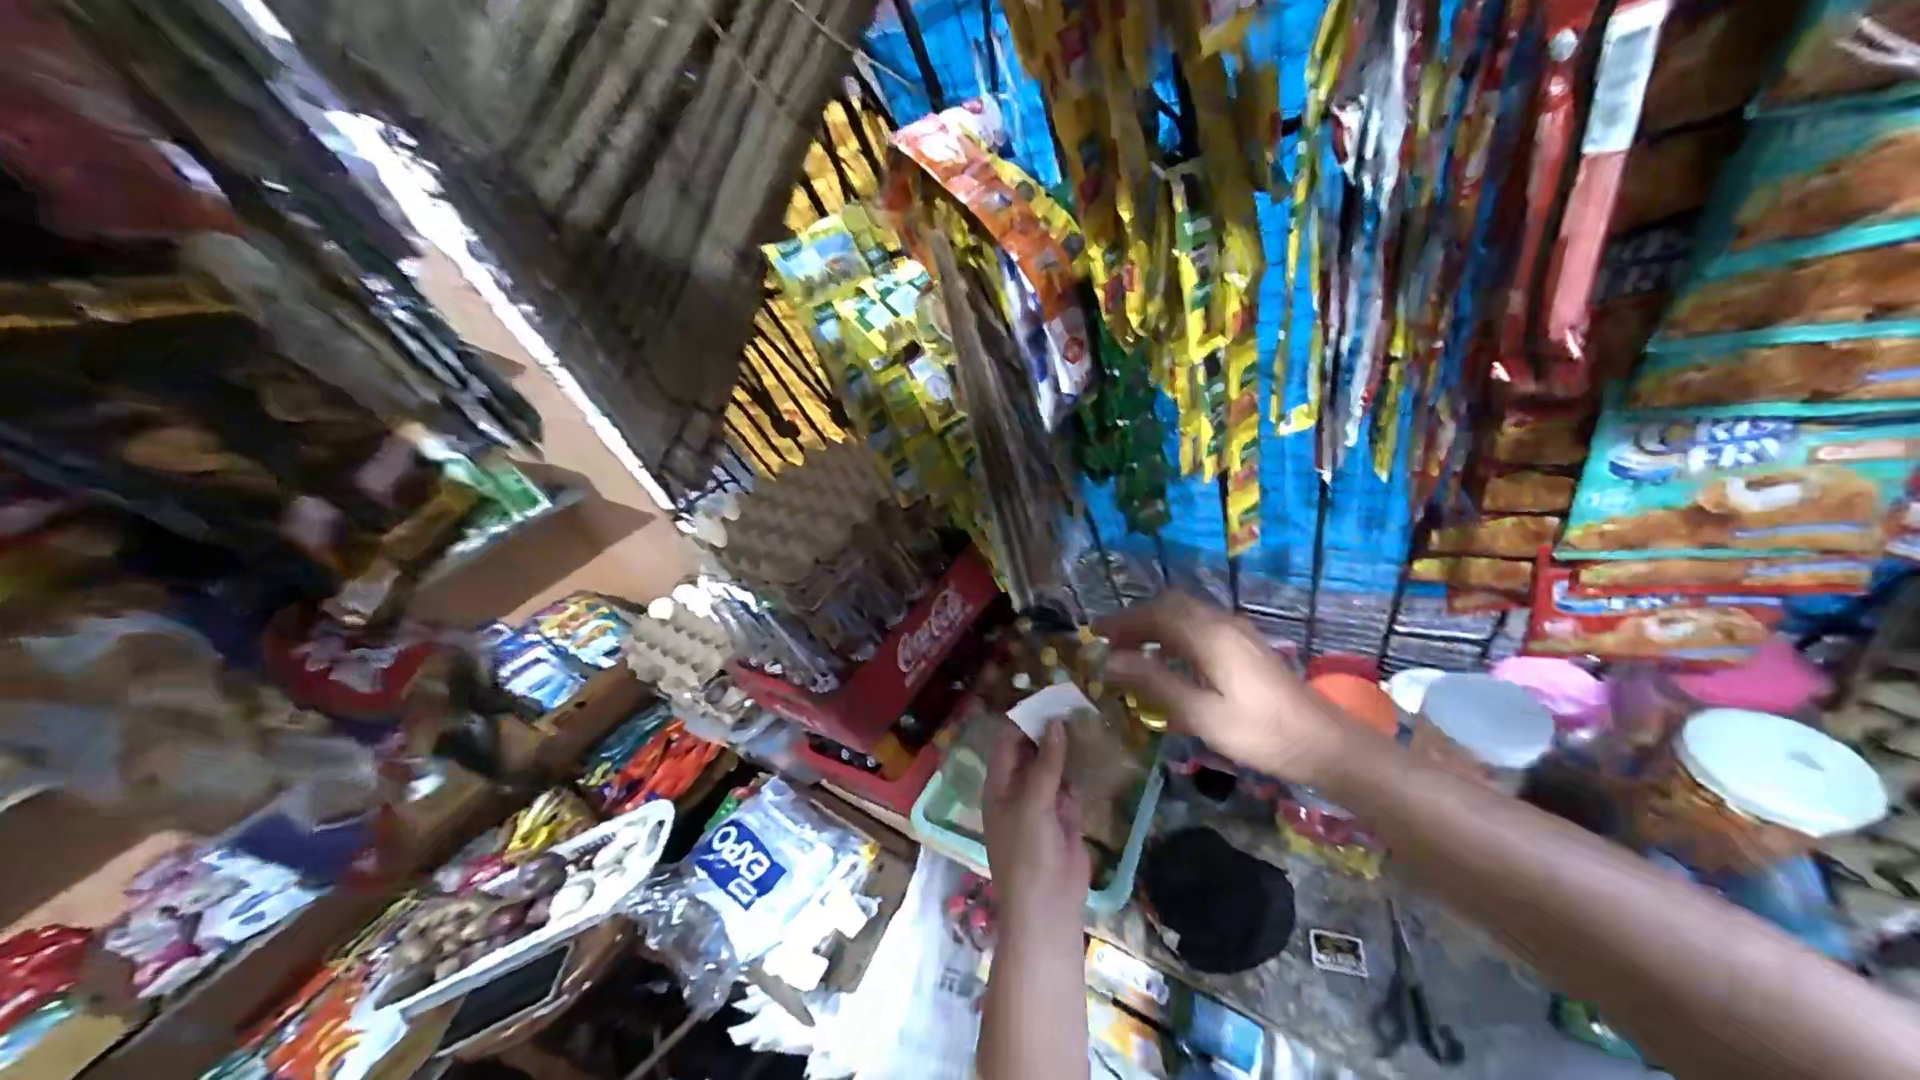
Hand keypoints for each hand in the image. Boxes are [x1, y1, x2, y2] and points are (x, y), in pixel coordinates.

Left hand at [983, 718, 1090, 930]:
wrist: (1047, 908)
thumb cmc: (1028, 854)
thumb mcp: (1033, 804)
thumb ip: (1046, 764)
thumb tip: (1056, 724)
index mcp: (999, 784)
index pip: (1009, 741)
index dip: (1026, 719)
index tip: (1049, 697)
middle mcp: (1019, 788)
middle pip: (1033, 750)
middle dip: (1050, 729)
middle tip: (1075, 701)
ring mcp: (1043, 803)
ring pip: (1054, 766)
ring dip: (1067, 746)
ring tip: (1088, 716)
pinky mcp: (1065, 816)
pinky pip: (1071, 784)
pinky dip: (1080, 769)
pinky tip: (1096, 749)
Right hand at [1098, 592, 1356, 784]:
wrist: (1327, 745)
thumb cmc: (1262, 734)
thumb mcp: (1202, 715)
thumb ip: (1155, 684)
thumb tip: (1109, 662)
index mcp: (1210, 637)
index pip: (1156, 614)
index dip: (1122, 621)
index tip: (1095, 635)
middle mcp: (1223, 624)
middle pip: (1171, 605)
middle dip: (1137, 619)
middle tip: (1111, 643)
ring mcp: (1238, 632)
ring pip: (1187, 612)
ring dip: (1155, 624)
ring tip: (1132, 651)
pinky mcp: (1247, 645)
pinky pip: (1201, 624)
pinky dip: (1174, 632)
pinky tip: (1170, 658)